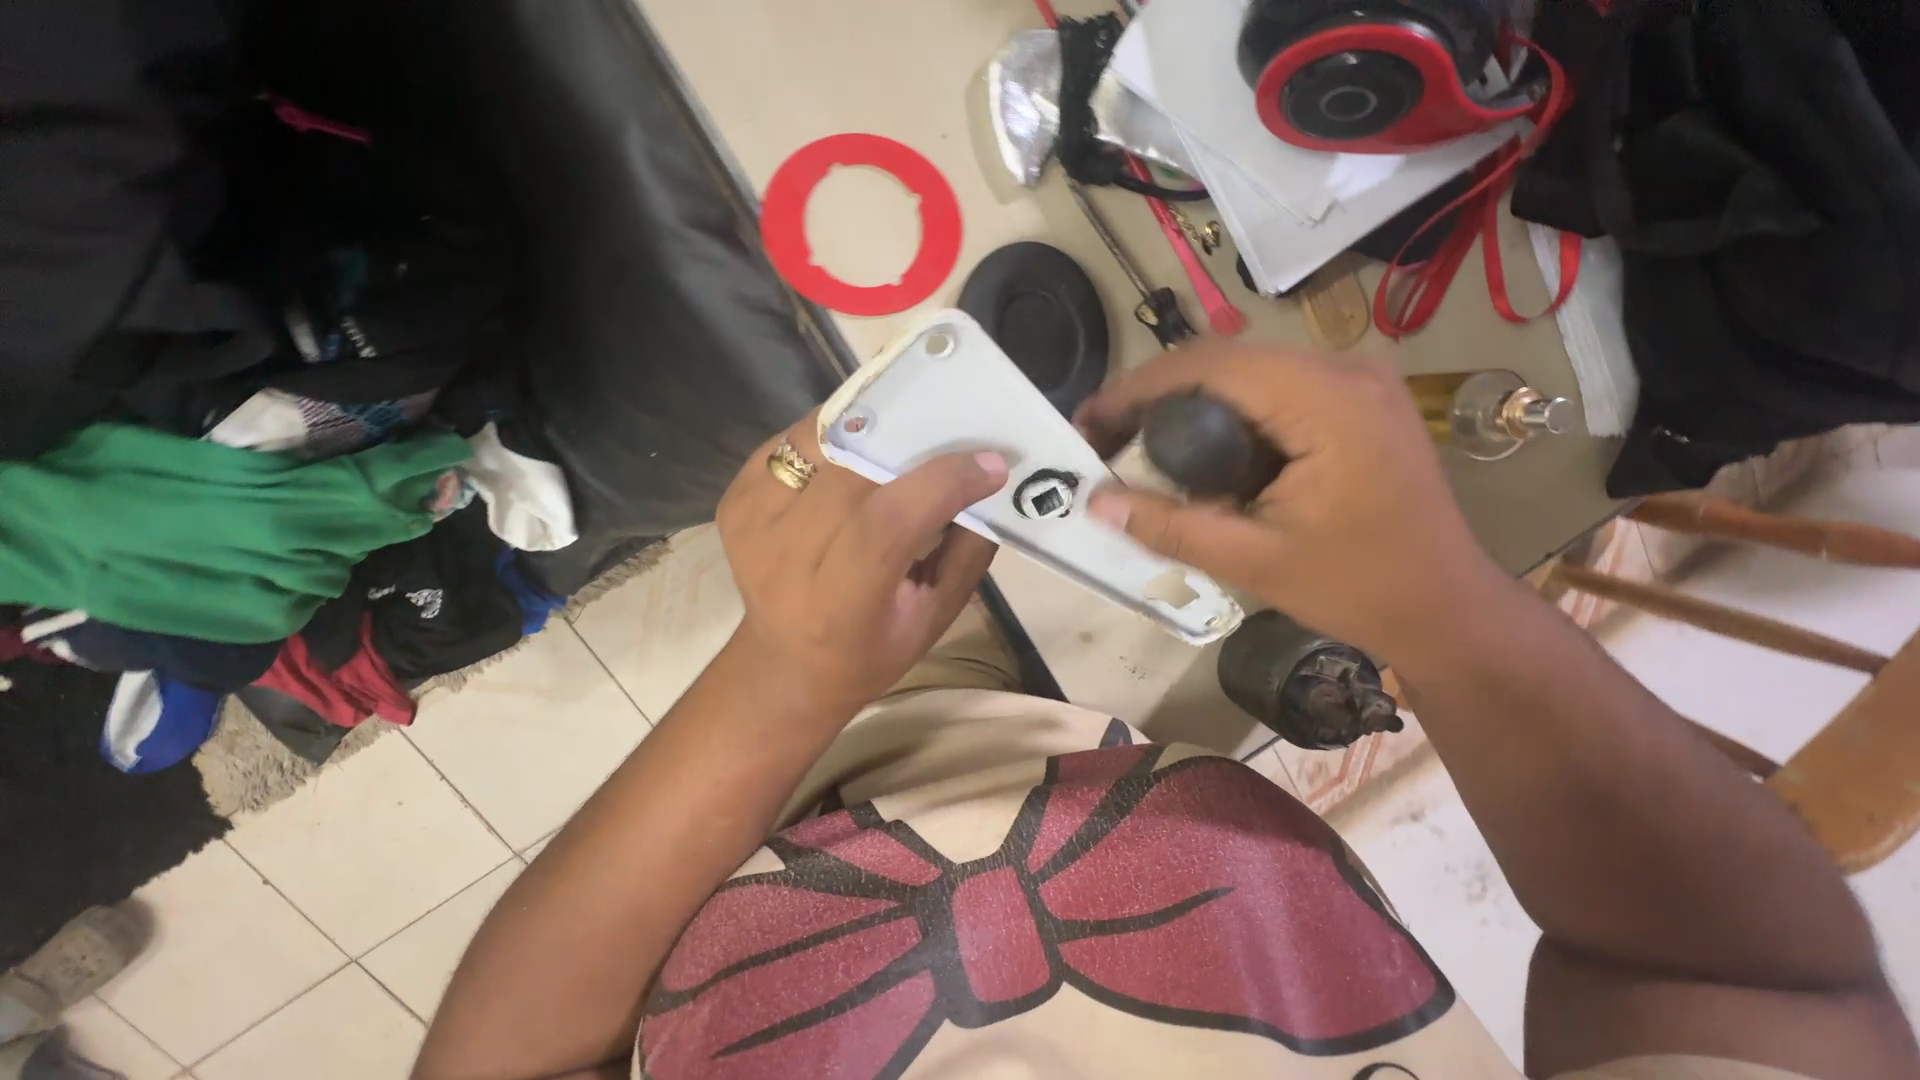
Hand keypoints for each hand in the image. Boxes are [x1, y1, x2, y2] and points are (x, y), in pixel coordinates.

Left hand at [715, 409, 1009, 718]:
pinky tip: (858, 451)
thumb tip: (988, 475)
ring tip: (907, 435)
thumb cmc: (872, 648)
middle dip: (911, 446)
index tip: (988, 465)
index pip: (885, 524)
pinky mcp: (735, 498)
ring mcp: (750, 523)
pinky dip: (834, 436)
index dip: (939, 483)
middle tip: (953, 437)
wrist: (787, 664)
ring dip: (870, 431)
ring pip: (821, 444)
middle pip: (852, 474)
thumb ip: (968, 551)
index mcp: (837, 605)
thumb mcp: (935, 616)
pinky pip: (793, 442)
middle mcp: (782, 560)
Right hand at [1076, 341, 1506, 666]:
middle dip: (1158, 395)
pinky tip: (1199, 448)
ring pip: (1248, 370)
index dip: (1139, 388)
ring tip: (1141, 444)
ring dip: (1191, 403)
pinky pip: (1275, 387)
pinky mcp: (1359, 400)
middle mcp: (1346, 371)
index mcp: (1327, 401)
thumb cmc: (1357, 588)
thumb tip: (1095, 504)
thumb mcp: (1253, 562)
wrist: (1446, 608)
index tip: (1090, 422)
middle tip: (1108, 438)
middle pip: (1227, 360)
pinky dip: (1228, 411)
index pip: (1211, 366)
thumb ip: (1170, 528)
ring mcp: (1359, 381)